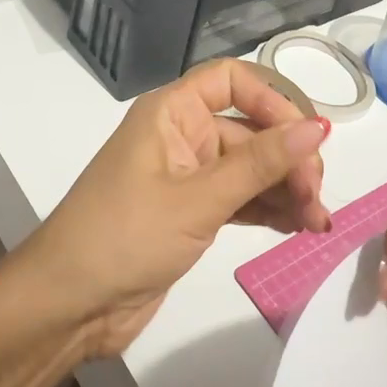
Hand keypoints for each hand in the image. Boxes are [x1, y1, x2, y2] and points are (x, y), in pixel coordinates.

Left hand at [18, 59, 330, 359]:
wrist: (68, 305)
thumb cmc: (125, 236)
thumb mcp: (197, 199)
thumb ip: (260, 164)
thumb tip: (318, 127)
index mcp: (171, 112)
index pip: (231, 80)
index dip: (272, 100)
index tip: (307, 137)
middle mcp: (180, 135)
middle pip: (248, 127)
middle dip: (287, 157)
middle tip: (315, 197)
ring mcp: (186, 176)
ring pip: (249, 167)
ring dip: (285, 188)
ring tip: (316, 221)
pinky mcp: (190, 214)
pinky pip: (240, 199)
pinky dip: (267, 210)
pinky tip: (298, 227)